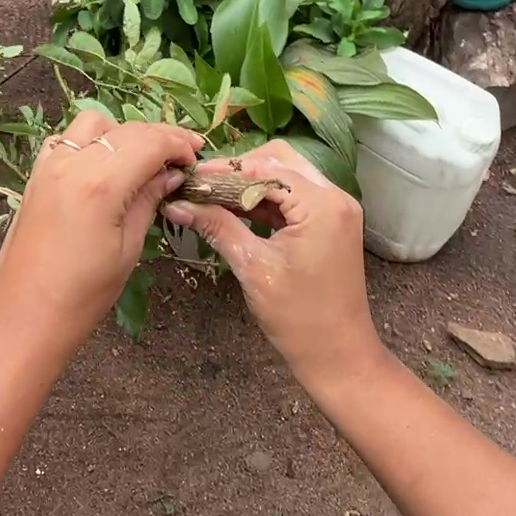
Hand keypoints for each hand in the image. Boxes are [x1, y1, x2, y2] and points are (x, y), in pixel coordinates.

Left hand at [0, 112, 201, 342]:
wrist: (22, 317)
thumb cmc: (82, 295)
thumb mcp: (127, 249)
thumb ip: (148, 201)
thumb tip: (171, 173)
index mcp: (100, 183)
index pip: (149, 142)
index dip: (177, 145)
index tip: (195, 157)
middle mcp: (71, 163)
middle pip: (125, 129)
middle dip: (157, 137)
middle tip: (181, 156)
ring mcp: (48, 166)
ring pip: (92, 124)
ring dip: (122, 133)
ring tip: (142, 158)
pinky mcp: (35, 176)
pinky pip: (66, 140)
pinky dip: (90, 141)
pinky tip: (104, 165)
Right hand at [161, 140, 380, 380]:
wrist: (338, 355)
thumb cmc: (297, 316)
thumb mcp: (253, 267)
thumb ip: (217, 226)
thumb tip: (176, 203)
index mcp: (322, 204)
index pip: (265, 168)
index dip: (224, 171)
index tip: (189, 178)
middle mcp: (335, 196)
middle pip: (279, 160)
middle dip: (238, 169)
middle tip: (202, 185)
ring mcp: (335, 208)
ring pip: (286, 175)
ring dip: (250, 182)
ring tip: (212, 195)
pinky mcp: (330, 222)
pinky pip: (293, 195)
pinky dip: (265, 198)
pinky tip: (235, 208)